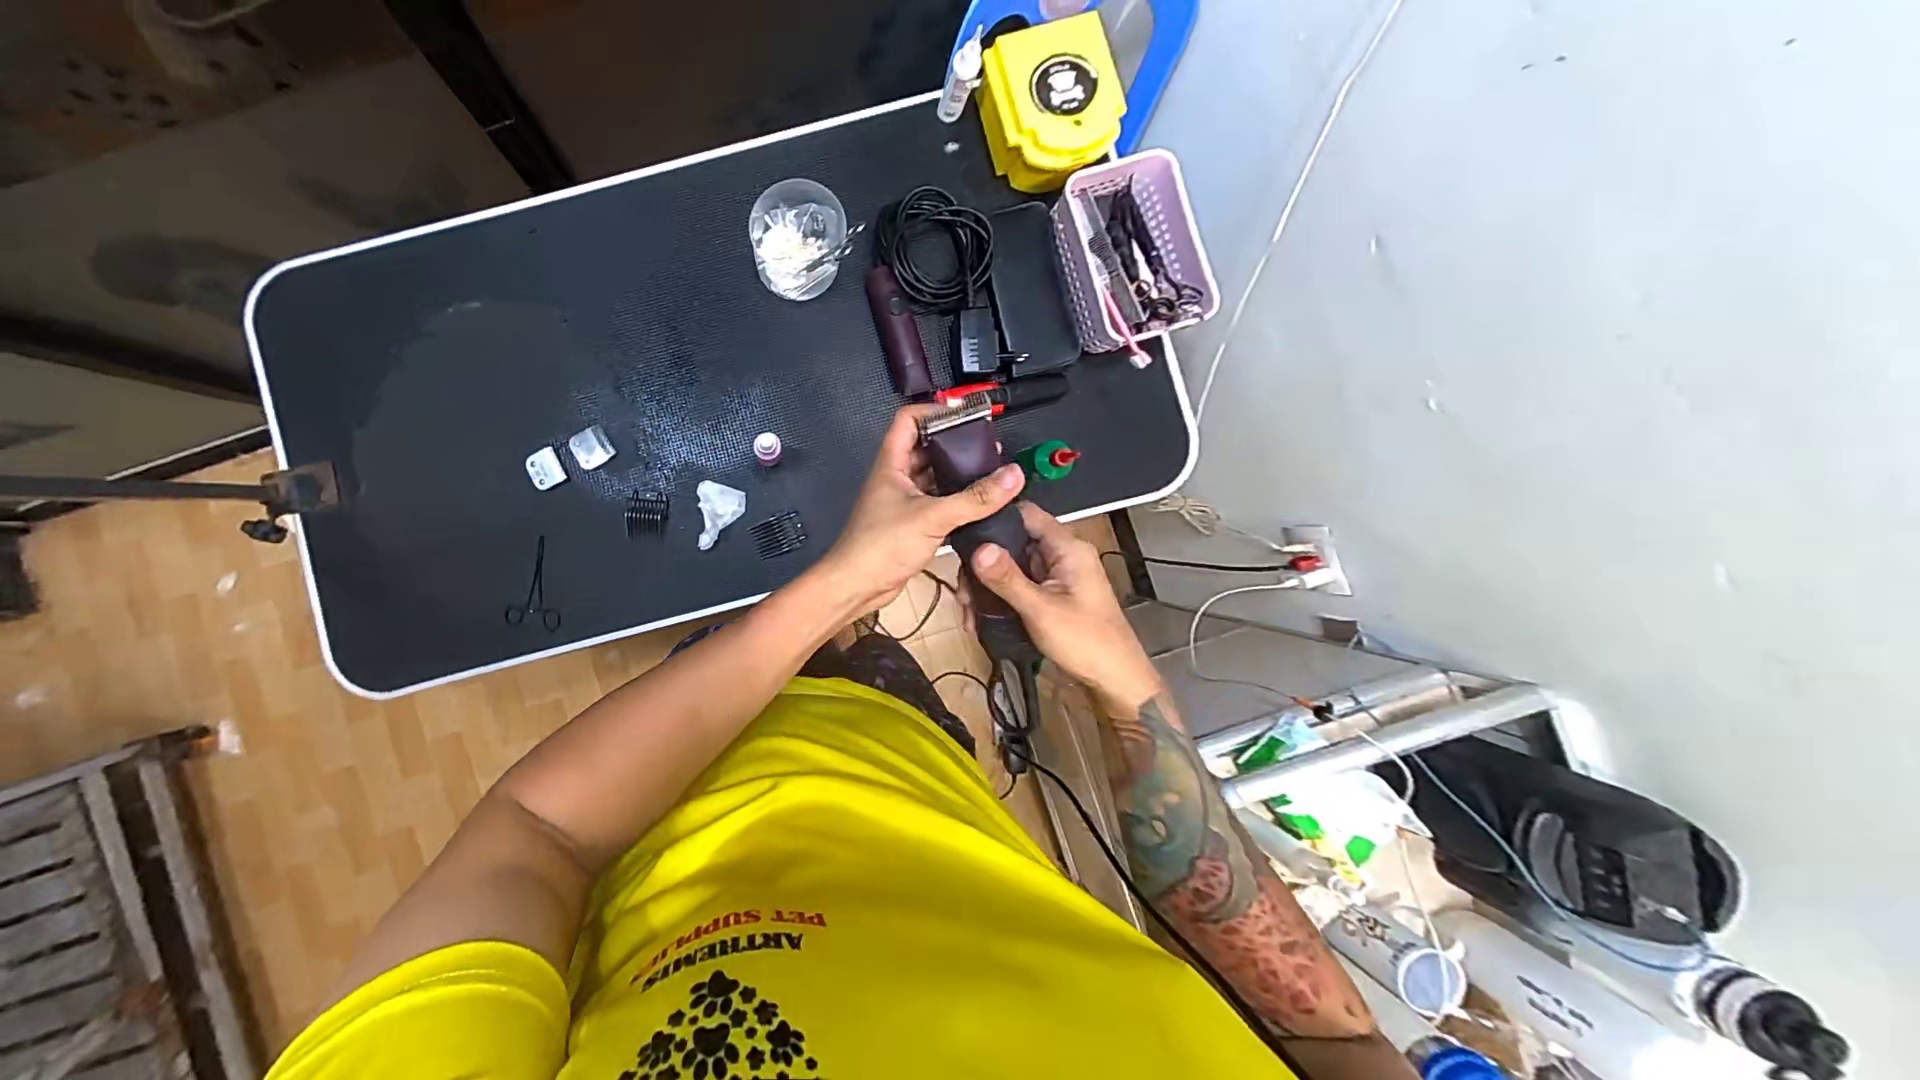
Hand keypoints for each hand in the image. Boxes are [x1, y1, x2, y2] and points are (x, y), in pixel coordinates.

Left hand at [815, 408, 1025, 614]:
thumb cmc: (877, 548)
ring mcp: (902, 502)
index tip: (964, 416)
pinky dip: (954, 502)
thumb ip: (975, 498)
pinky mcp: (910, 524)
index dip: (935, 412)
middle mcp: (895, 478)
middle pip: (927, 448)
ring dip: (957, 476)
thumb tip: (1010, 477)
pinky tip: (975, 508)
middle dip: (955, 446)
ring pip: (933, 478)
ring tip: (987, 476)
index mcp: (891, 463)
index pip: (909, 419)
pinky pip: (936, 503)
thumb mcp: (932, 517)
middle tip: (984, 448)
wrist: (857, 587)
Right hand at [968, 503, 1163, 715]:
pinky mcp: (1052, 594)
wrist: (1114, 679)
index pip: (1026, 514)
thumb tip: (978, 549)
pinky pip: (1020, 585)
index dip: (994, 519)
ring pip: (1013, 566)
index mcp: (1068, 548)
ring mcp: (1058, 575)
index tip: (964, 536)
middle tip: (963, 590)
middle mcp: (1063, 555)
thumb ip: (1008, 578)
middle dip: (985, 563)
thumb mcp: (1041, 610)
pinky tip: (983, 617)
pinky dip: (1001, 597)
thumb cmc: (1087, 642)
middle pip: (1014, 542)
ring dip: (989, 585)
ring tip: (969, 610)